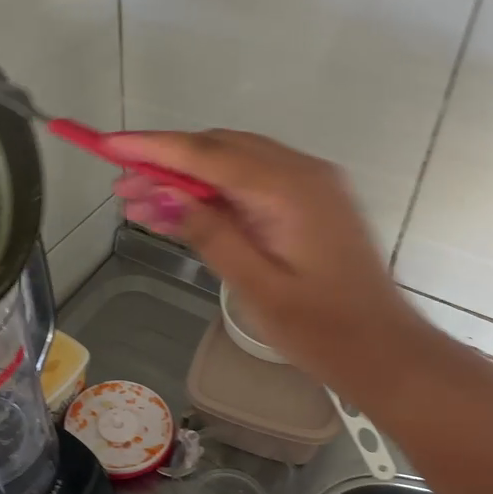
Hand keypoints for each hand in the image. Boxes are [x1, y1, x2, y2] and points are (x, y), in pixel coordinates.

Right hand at [108, 129, 429, 382]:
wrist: (385, 350)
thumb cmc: (323, 330)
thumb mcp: (257, 287)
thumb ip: (211, 234)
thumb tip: (163, 196)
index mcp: (290, 190)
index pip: (208, 154)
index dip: (153, 147)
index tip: (108, 144)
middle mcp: (303, 173)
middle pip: (219, 149)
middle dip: (164, 162)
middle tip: (118, 187)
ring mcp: (311, 184)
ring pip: (233, 163)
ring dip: (185, 177)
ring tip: (136, 202)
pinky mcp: (310, 202)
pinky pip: (251, 182)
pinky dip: (212, 191)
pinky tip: (179, 211)